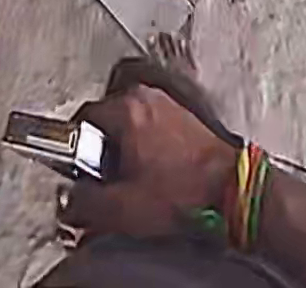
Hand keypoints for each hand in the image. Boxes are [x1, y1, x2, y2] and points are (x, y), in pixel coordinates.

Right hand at [61, 85, 238, 238]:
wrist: (235, 194)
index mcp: (125, 107)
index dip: (79, 150)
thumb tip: (69, 200)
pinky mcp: (182, 114)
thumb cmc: (188, 195)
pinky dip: (148, 146)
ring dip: (127, 149)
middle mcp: (144, 96)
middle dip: (104, 152)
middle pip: (106, 121)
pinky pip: (151, 126)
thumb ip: (87, 202)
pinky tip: (158, 173)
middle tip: (113, 181)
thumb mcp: (126, 208)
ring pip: (129, 124)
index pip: (82, 119)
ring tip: (139, 179)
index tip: (84, 171)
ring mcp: (165, 103)